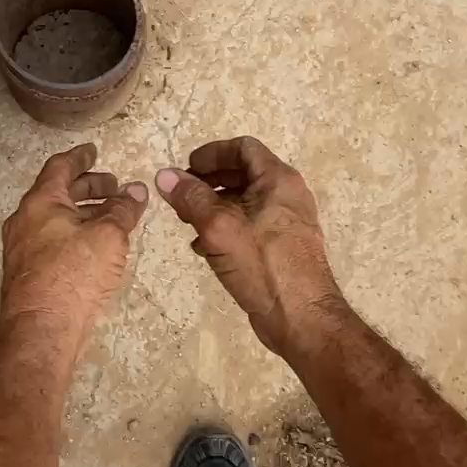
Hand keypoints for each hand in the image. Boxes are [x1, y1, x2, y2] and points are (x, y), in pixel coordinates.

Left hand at [0, 143, 147, 350]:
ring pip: (56, 219)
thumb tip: (136, 191)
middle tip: (114, 187)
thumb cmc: (73, 274)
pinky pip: (53, 240)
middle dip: (88, 187)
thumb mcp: (108, 236)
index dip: (80, 157)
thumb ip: (123, 210)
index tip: (93, 151)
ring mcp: (22, 248)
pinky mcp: (27, 273)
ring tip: (113, 218)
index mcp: (40, 202)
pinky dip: (76, 233)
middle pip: (58, 193)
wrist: (41, 330)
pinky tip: (96, 247)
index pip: (60, 167)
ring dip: (85, 213)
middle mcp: (25, 221)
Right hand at [155, 136, 349, 358]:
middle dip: (208, 182)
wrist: (302, 318)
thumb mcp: (219, 227)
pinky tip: (204, 248)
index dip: (211, 153)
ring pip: (244, 201)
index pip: (243, 147)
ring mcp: (286, 221)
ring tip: (188, 223)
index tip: (186, 168)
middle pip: (242, 173)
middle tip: (181, 196)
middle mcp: (286, 194)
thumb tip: (165, 175)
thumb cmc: (263, 264)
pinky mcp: (281, 246)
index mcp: (278, 180)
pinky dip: (226, 228)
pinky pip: (249, 225)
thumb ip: (191, 198)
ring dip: (213, 207)